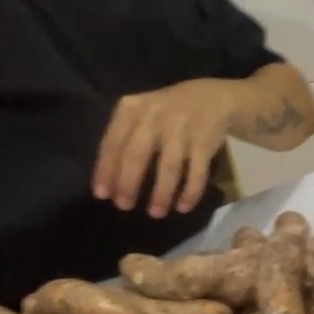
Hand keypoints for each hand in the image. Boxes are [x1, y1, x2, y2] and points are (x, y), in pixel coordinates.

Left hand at [93, 77, 245, 218]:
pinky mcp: (204, 143)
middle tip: (124, 206)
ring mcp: (181, 130)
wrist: (212, 100)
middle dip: (129, 183)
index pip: (113, 142)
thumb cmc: (168, 113)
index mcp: (131, 109)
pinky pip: (197, 172)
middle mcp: (154, 117)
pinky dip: (190, 192)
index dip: (106, 169)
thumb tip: (112, 176)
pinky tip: (183, 207)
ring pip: (168, 166)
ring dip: (161, 193)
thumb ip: (127, 138)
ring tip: (155, 213)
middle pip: (137, 154)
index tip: (102, 194)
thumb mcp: (142, 115)